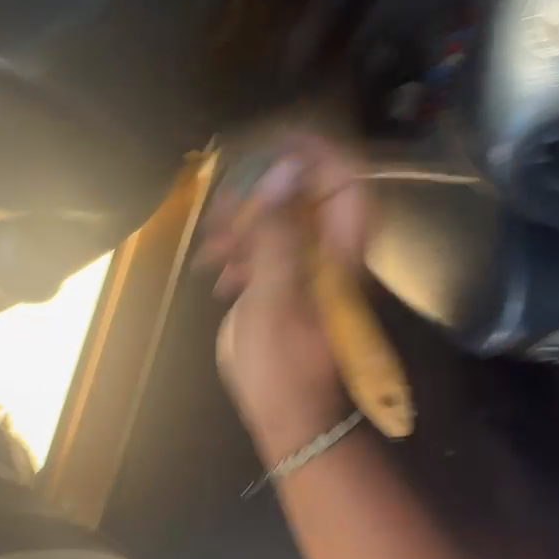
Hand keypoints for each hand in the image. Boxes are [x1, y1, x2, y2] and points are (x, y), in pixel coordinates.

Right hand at [199, 133, 372, 463]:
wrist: (287, 417)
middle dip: (261, 194)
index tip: (277, 140)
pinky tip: (216, 272)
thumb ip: (279, 233)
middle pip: (304, 198)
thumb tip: (282, 173)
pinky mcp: (286, 288)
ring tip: (211, 248)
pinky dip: (239, 253)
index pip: (346, 184)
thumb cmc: (285, 365)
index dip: (319, 154)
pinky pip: (265, 251)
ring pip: (279, 224)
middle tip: (224, 208)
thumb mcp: (276, 296)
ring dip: (242, 225)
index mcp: (342, 254)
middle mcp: (330, 255)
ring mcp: (308, 272)